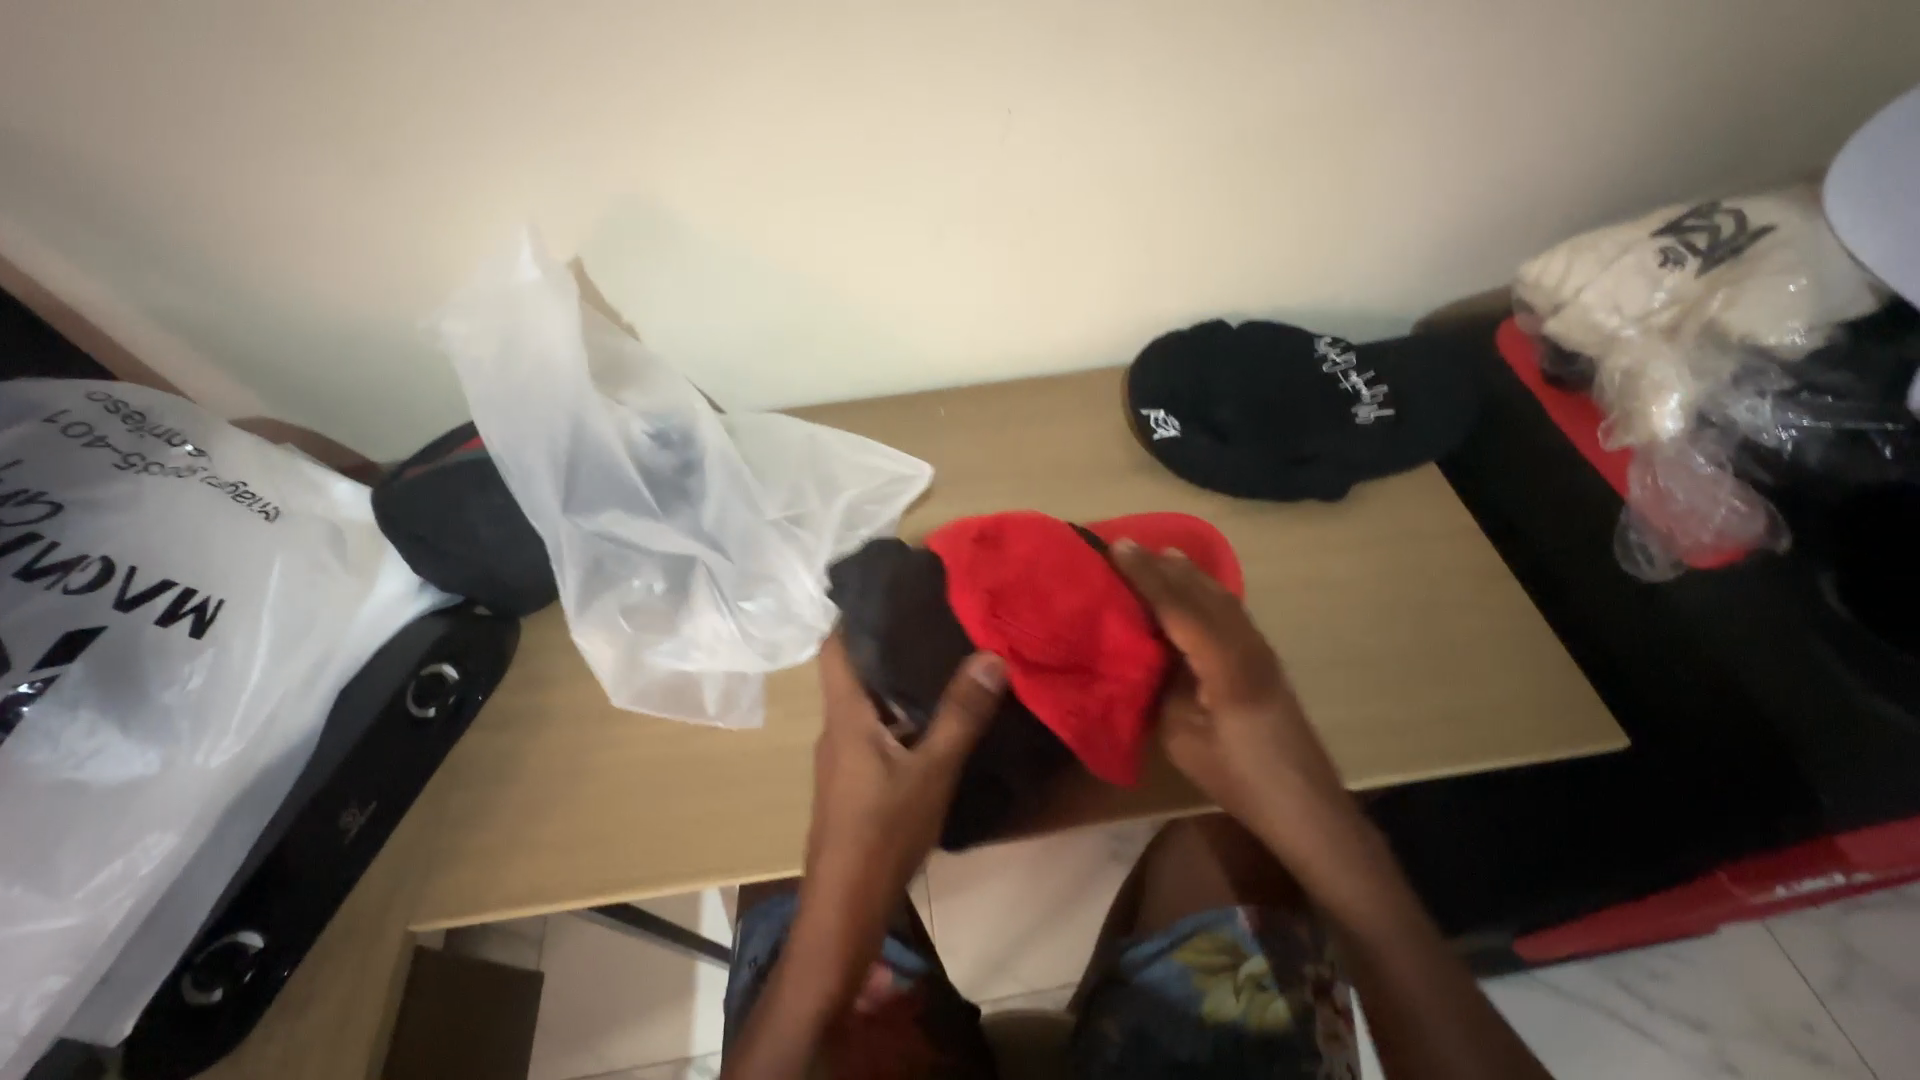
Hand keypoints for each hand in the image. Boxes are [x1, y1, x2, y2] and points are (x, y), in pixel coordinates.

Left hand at [799, 634, 1005, 934]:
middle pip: (854, 671)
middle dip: (888, 642)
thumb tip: (990, 656)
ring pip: (868, 703)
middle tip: (934, 616)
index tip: (891, 588)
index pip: (836, 647)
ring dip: (898, 681)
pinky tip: (936, 716)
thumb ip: (961, 715)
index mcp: (845, 715)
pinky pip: (876, 730)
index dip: (856, 614)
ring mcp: (844, 756)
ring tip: (943, 656)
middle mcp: (837, 728)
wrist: (847, 902)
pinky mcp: (855, 779)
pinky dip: (902, 714)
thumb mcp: (932, 771)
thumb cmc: (882, 830)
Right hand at [1110, 539, 1349, 830]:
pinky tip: (1194, 591)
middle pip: (1202, 594)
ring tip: (1159, 556)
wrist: (1303, 804)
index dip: (1145, 576)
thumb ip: (1163, 687)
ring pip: (1221, 598)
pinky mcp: (1265, 661)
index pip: (1178, 607)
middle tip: (1127, 546)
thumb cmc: (1237, 777)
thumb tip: (1149, 654)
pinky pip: (1231, 612)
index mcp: (1224, 665)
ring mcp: (1261, 651)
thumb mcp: (1182, 737)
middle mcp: (1247, 646)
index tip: (1116, 548)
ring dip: (1188, 576)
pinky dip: (1205, 593)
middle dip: (1163, 568)